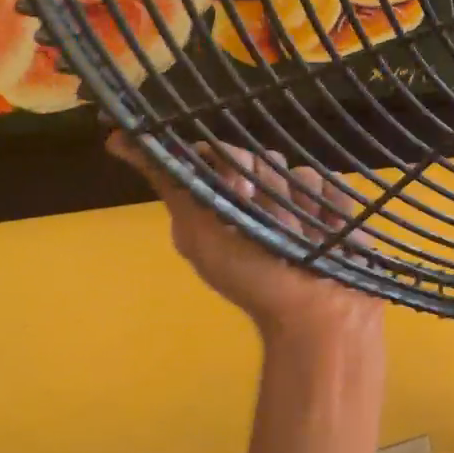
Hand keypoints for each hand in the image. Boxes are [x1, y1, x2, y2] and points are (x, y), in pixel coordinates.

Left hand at [107, 133, 381, 343]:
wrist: (322, 313)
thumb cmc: (257, 281)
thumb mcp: (202, 236)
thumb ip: (174, 187)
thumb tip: (117, 138)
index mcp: (219, 205)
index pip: (219, 155)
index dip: (231, 164)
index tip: (241, 188)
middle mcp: (257, 201)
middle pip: (264, 159)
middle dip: (272, 188)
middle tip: (277, 222)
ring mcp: (298, 205)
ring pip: (302, 172)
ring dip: (305, 203)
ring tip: (308, 235)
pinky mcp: (334, 210)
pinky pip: (335, 185)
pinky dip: (334, 207)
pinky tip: (332, 230)